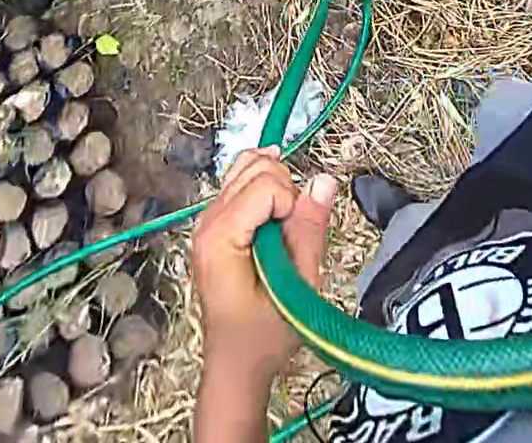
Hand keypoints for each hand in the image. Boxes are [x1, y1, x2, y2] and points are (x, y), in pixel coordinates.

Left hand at [191, 148, 336, 390]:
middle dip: (285, 191)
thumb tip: (324, 181)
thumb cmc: (263, 336)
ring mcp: (208, 221)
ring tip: (284, 222)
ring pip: (248, 166)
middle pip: (257, 168)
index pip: (267, 184)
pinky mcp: (216, 222)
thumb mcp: (298, 288)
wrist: (236, 365)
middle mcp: (207, 223)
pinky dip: (264, 182)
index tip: (293, 239)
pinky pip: (241, 179)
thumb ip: (310, 230)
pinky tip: (278, 201)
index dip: (291, 204)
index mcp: (221, 238)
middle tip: (290, 233)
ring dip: (276, 185)